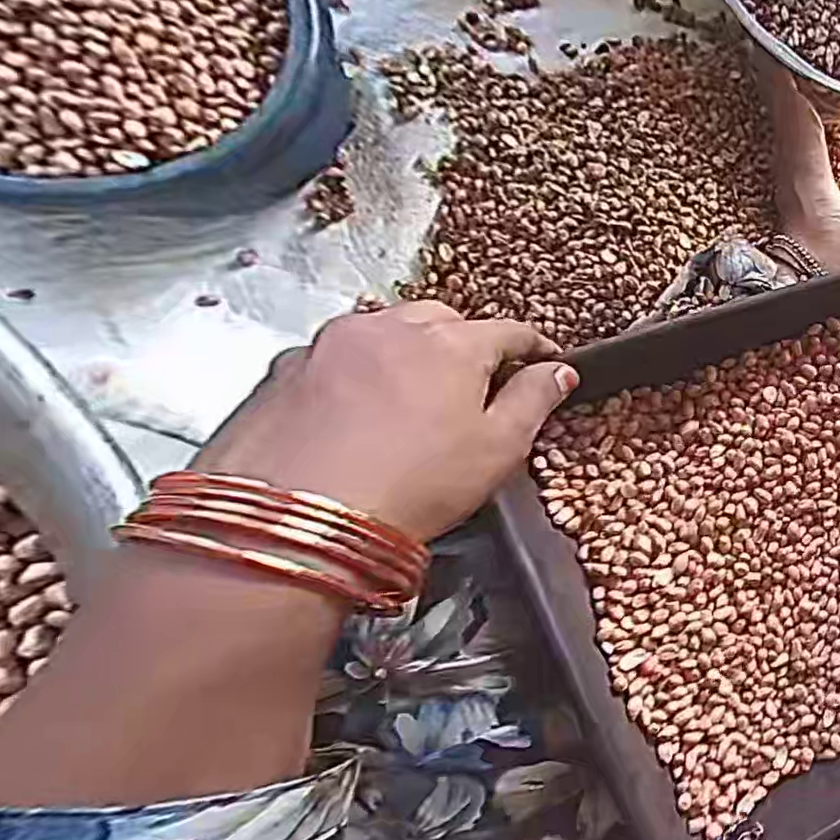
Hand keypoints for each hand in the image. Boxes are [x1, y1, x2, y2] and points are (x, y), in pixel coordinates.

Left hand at [192, 302, 577, 541]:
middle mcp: (387, 329)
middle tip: (483, 379)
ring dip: (415, 350)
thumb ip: (534, 398)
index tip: (546, 360)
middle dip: (470, 340)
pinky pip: (341, 355)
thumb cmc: (416, 482)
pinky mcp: (282, 370)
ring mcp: (328, 345)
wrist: (296, 521)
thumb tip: (557, 372)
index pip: (509, 330)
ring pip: (388, 330)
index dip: (535, 346)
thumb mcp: (501, 444)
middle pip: (444, 319)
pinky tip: (369, 410)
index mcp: (450, 344)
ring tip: (424, 393)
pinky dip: (366, 370)